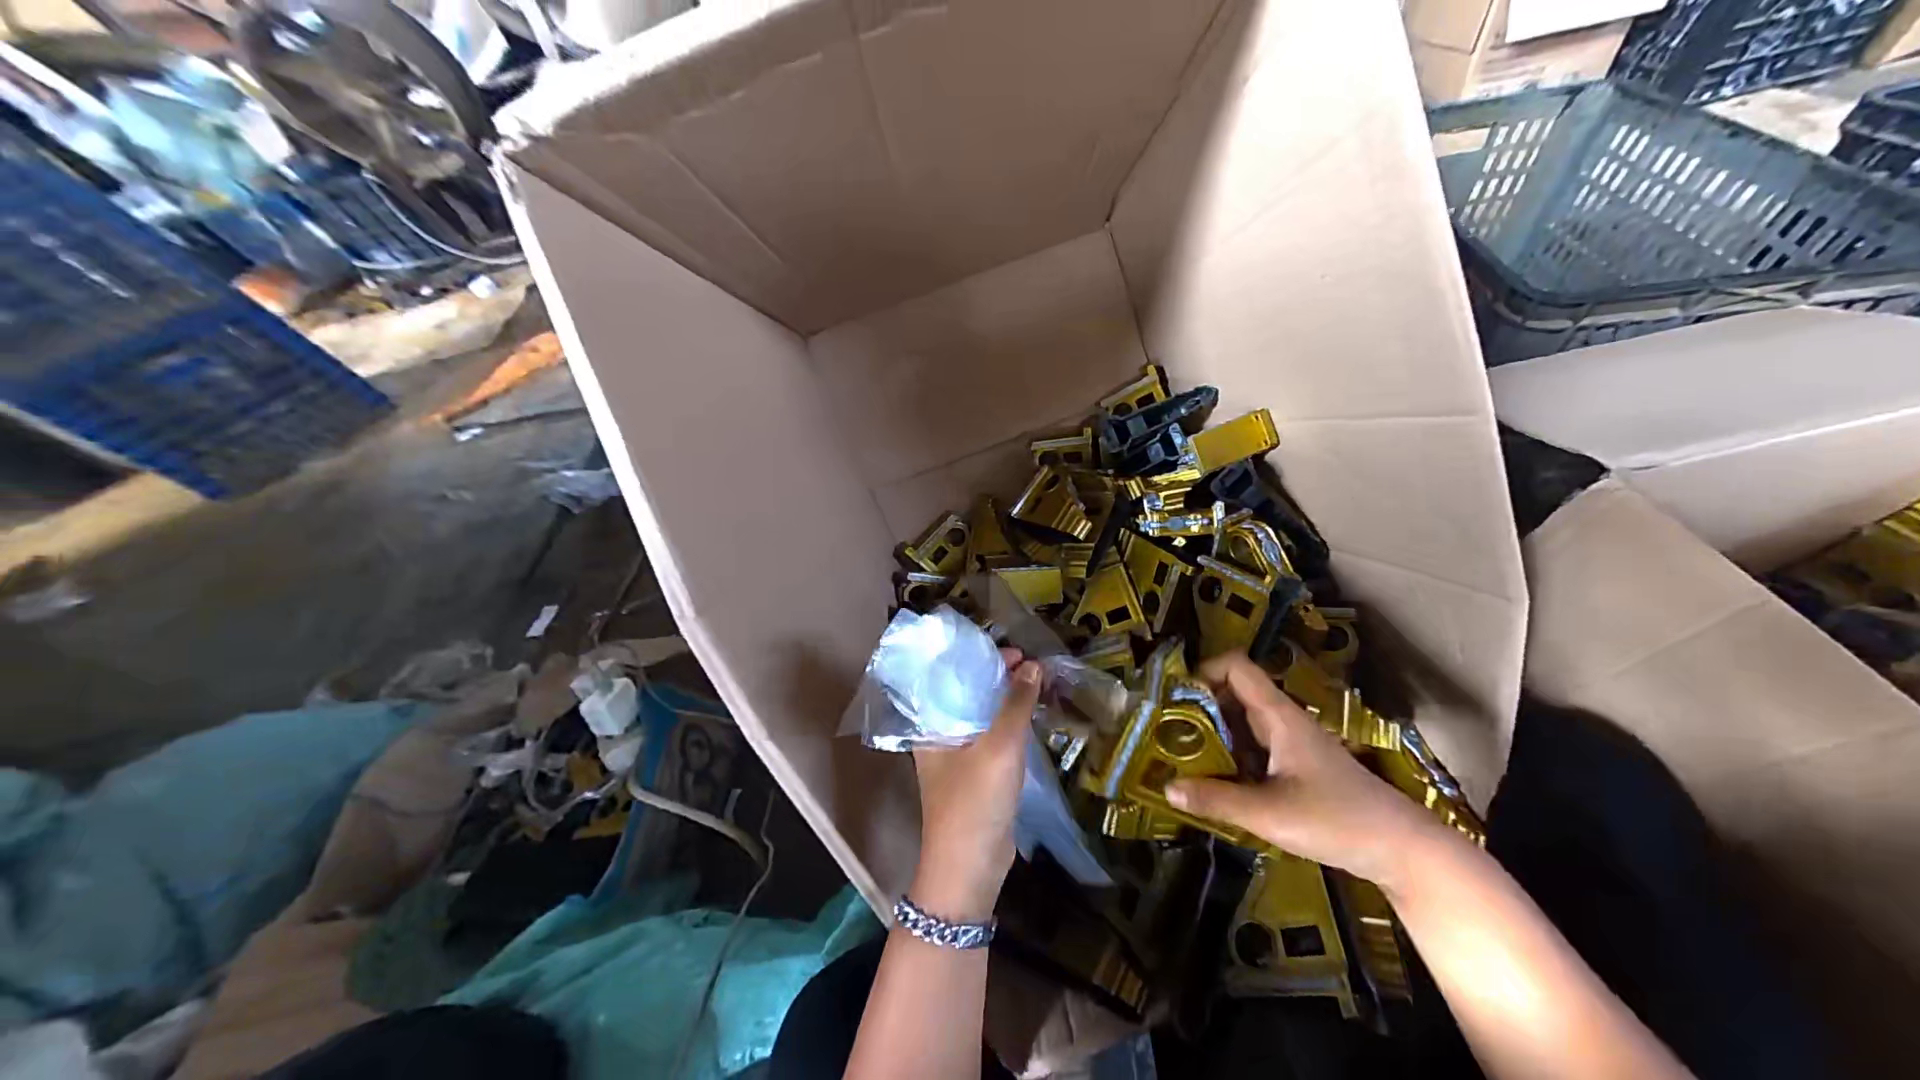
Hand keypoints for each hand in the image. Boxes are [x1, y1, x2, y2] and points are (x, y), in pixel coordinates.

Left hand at [908, 653, 1040, 921]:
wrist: (970, 867)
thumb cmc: (975, 801)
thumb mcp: (999, 748)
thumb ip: (1016, 704)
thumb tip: (1033, 666)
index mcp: (932, 724)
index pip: (951, 678)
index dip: (981, 660)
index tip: (1015, 651)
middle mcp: (940, 735)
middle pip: (969, 695)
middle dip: (999, 677)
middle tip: (1033, 665)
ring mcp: (958, 757)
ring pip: (984, 716)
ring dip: (1008, 700)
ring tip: (1037, 682)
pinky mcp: (977, 774)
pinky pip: (994, 738)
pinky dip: (1012, 723)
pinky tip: (1032, 714)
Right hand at [1165, 652, 1449, 891]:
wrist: (1401, 849)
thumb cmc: (1337, 820)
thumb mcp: (1269, 813)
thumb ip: (1216, 799)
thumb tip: (1166, 787)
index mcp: (1278, 716)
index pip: (1236, 667)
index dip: (1203, 672)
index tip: (1174, 701)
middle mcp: (1282, 721)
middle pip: (1231, 694)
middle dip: (1197, 709)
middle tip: (1166, 735)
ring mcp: (1289, 744)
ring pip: (1240, 724)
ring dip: (1210, 737)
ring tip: (1179, 759)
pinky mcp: (1294, 768)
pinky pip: (1251, 750)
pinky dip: (1227, 759)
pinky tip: (1211, 784)